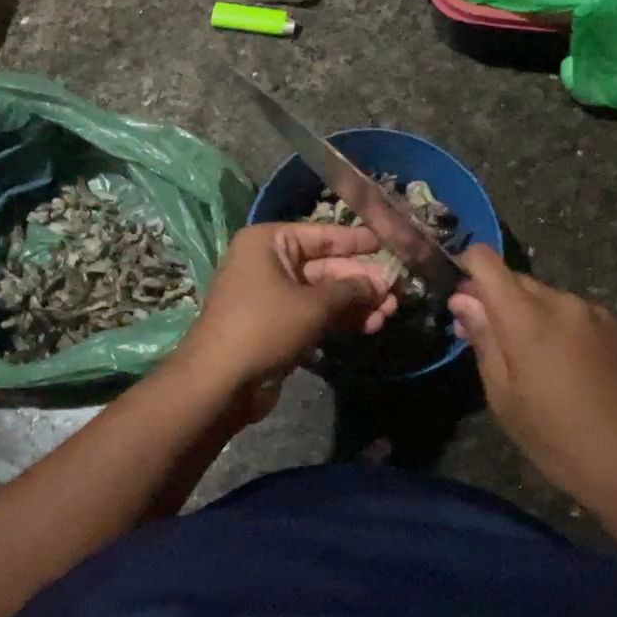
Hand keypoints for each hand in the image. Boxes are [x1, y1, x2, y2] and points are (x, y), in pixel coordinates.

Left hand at [174, 224, 397, 389]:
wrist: (219, 382)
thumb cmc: (264, 327)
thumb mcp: (312, 305)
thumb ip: (349, 291)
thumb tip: (379, 283)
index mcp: (268, 242)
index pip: (321, 234)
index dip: (355, 241)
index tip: (387, 243)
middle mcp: (268, 262)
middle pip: (324, 266)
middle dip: (360, 280)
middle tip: (396, 291)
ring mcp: (270, 295)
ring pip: (321, 294)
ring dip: (355, 303)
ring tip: (390, 313)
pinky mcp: (275, 326)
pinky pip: (313, 315)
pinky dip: (339, 319)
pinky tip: (370, 326)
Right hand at [448, 245, 616, 503]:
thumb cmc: (562, 441)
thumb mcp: (505, 400)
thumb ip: (484, 340)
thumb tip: (463, 299)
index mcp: (528, 317)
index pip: (486, 262)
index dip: (467, 267)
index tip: (461, 298)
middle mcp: (564, 303)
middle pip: (518, 282)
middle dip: (499, 302)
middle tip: (492, 344)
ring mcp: (599, 315)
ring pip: (550, 301)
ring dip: (534, 318)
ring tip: (539, 368)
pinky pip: (581, 319)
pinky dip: (566, 332)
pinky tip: (576, 375)